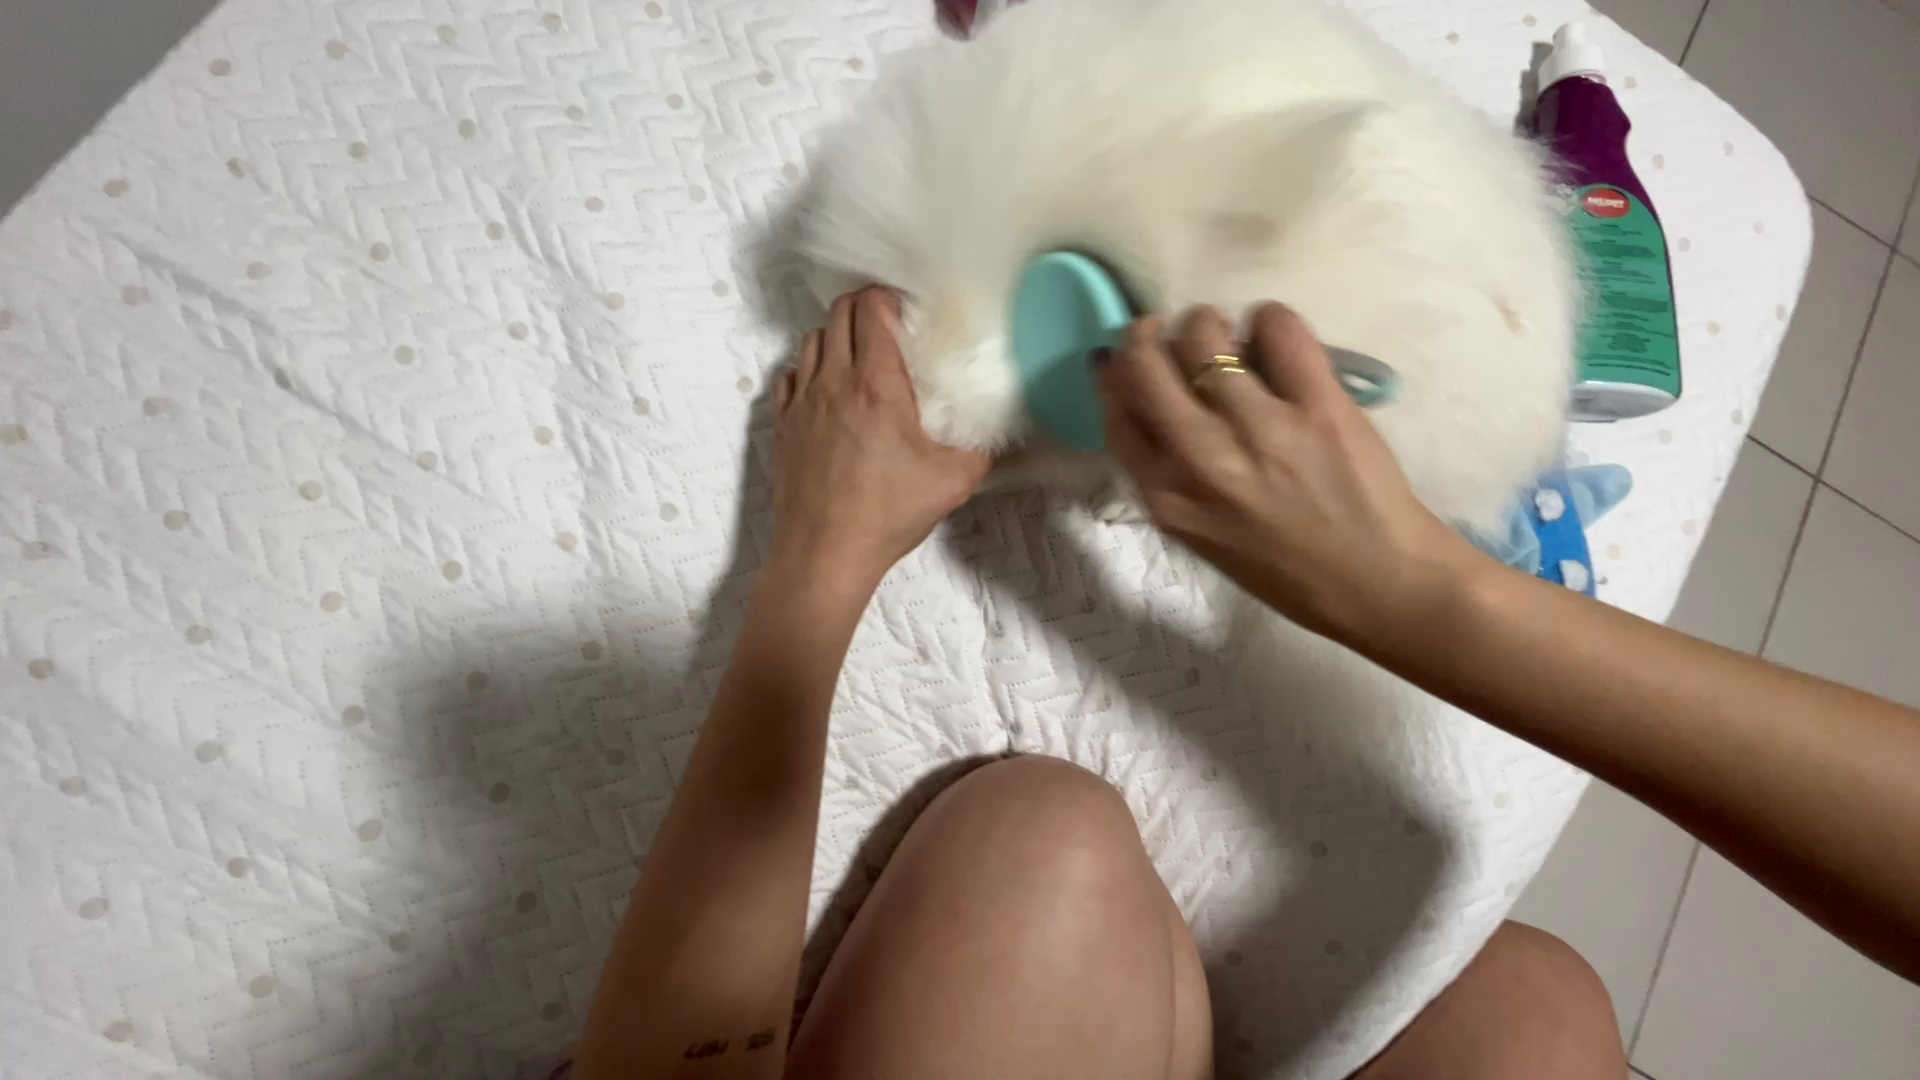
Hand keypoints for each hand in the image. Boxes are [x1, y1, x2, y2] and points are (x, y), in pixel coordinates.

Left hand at [768, 288, 991, 594]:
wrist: (824, 554)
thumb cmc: (887, 516)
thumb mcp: (953, 482)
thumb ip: (982, 449)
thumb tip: (1005, 434)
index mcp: (876, 385)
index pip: (873, 308)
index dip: (890, 298)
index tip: (909, 312)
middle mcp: (833, 382)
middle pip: (839, 313)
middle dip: (865, 308)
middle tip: (889, 326)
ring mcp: (801, 402)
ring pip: (811, 339)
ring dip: (836, 336)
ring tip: (860, 356)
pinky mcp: (783, 425)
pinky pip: (790, 375)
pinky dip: (808, 369)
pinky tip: (826, 390)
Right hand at [1096, 303, 1482, 644]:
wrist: (1377, 584)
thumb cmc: (1283, 569)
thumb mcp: (1199, 534)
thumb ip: (1167, 475)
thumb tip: (1151, 405)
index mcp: (1167, 497)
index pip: (1116, 411)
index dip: (1113, 373)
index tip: (1122, 358)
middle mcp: (1201, 458)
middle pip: (1145, 362)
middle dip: (1146, 335)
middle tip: (1167, 331)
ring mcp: (1259, 428)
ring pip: (1203, 333)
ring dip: (1207, 325)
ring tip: (1228, 341)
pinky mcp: (1318, 404)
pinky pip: (1276, 326)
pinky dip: (1269, 321)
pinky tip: (1275, 340)